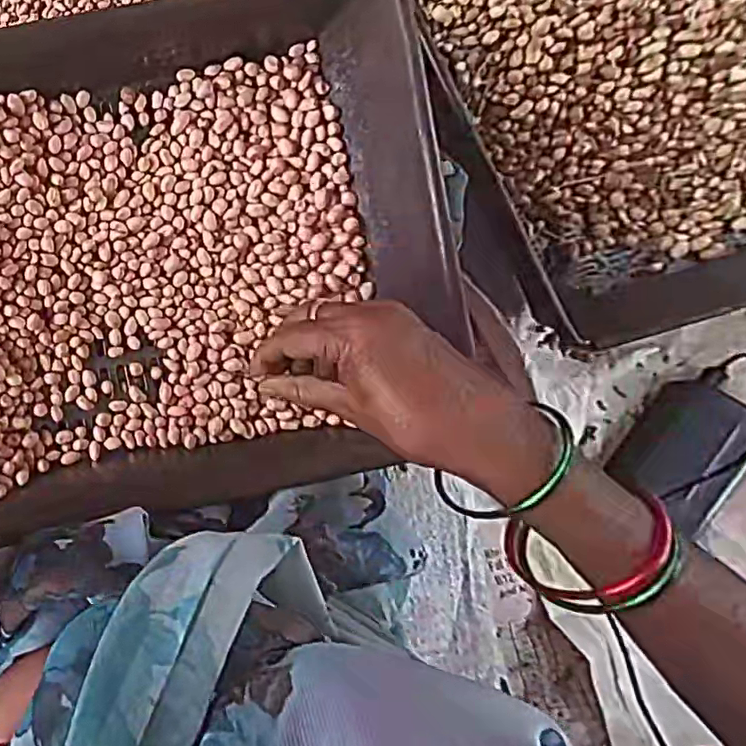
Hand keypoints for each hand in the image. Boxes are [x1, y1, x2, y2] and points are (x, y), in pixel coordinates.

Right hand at [250, 301, 559, 502]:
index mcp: (353, 333)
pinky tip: (334, 365)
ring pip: (331, 314)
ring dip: (310, 338)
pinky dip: (337, 335)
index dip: (266, 356)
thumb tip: (271, 386)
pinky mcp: (406, 322)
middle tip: (275, 371)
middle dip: (285, 342)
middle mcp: (372, 314)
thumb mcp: (352, 409)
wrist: (488, 431)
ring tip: (303, 372)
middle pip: (307, 316)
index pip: (290, 336)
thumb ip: (304, 391)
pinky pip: (356, 318)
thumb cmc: (428, 425)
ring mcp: (391, 315)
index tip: (257, 373)